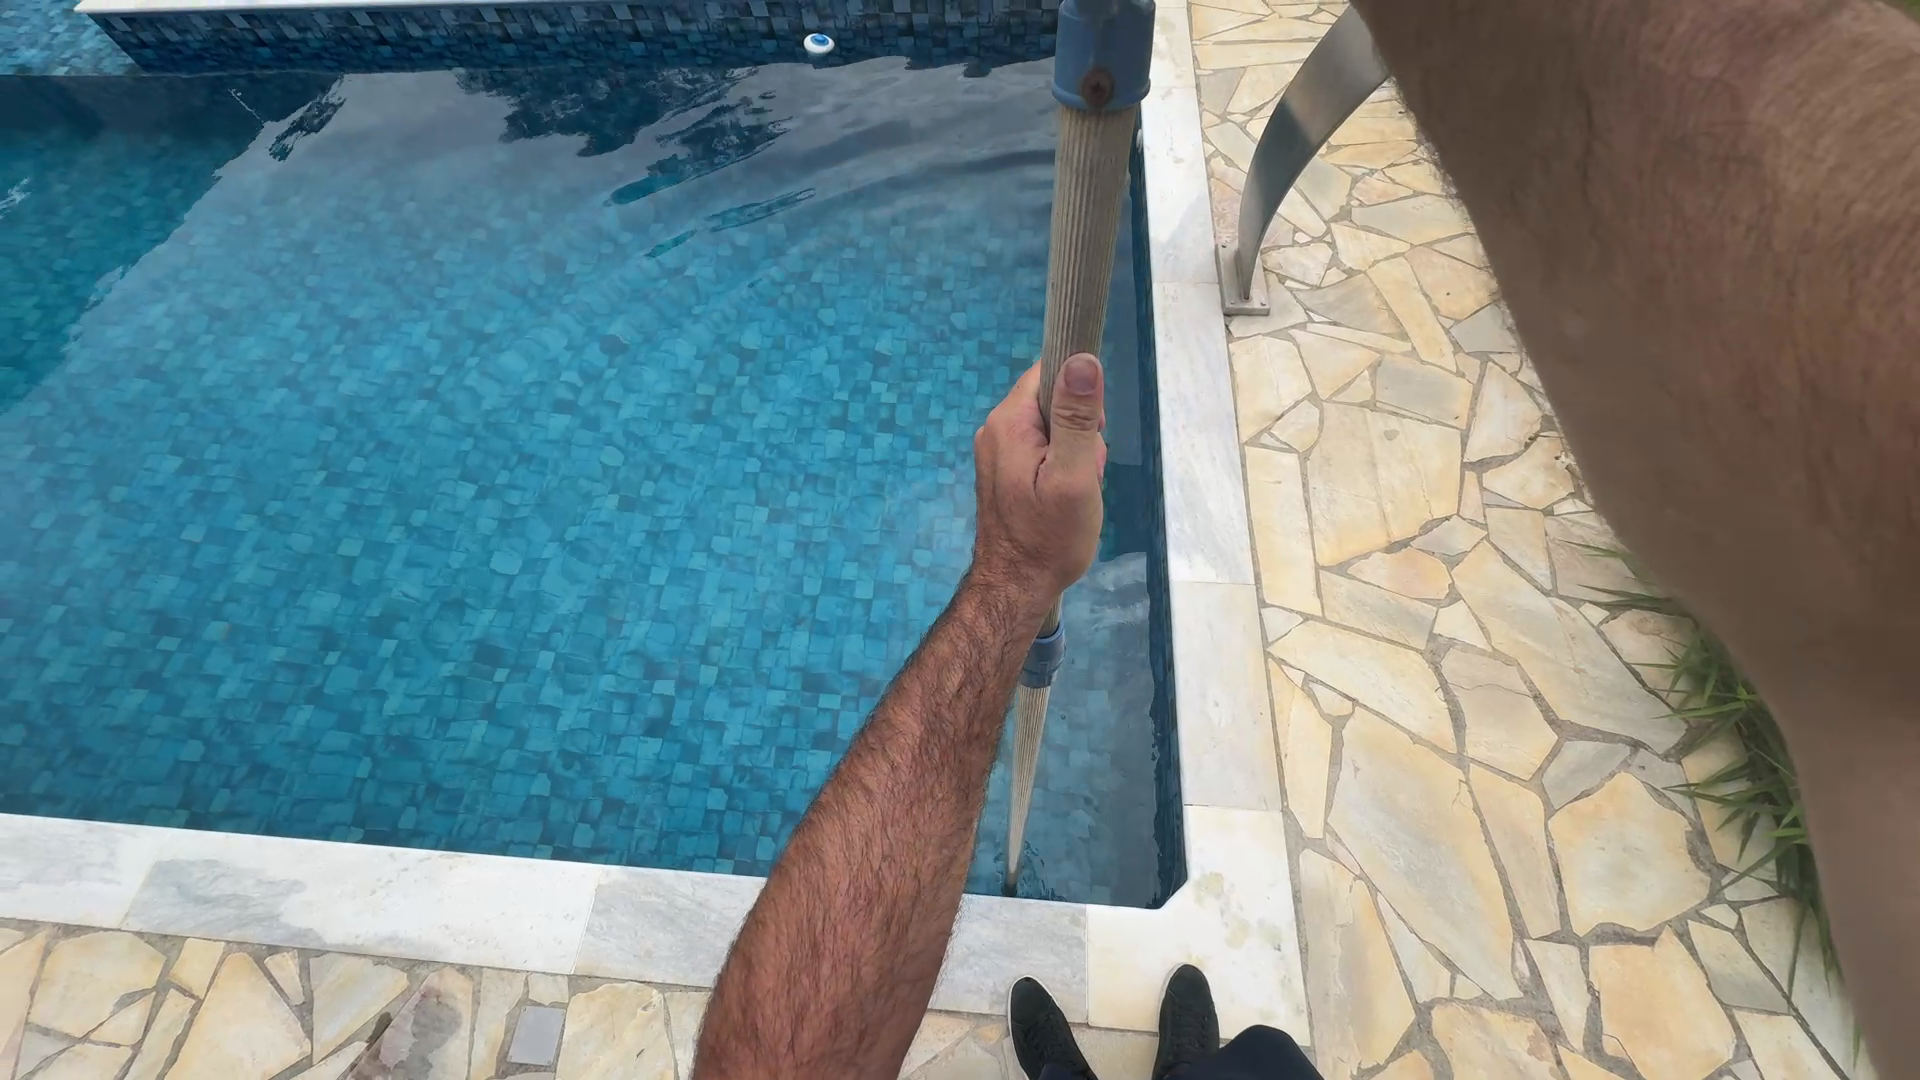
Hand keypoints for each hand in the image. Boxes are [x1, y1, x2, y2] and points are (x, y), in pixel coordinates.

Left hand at [970, 354, 1107, 606]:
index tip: (1091, 434)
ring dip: (1073, 454)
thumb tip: (1083, 359)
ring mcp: (996, 452)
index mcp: (1008, 422)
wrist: (1016, 587)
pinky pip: (1041, 451)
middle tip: (1082, 475)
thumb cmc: (1049, 537)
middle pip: (1051, 402)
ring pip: (1050, 429)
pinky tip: (1062, 497)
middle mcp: (995, 430)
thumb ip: (1077, 417)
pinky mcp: (1003, 472)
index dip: (1079, 397)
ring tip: (1073, 492)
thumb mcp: (1074, 474)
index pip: (1049, 373)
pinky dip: (1059, 469)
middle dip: (1079, 432)